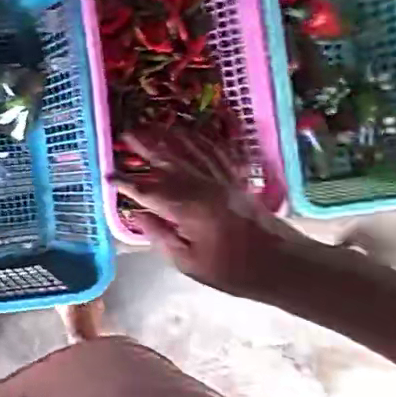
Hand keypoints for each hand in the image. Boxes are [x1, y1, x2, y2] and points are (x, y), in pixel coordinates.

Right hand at [114, 130, 310, 297]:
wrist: (288, 267)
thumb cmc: (234, 271)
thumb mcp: (188, 262)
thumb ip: (160, 235)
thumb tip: (137, 214)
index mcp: (187, 209)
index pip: (148, 191)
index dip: (125, 183)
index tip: (107, 176)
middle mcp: (204, 188)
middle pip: (169, 162)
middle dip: (145, 147)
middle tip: (125, 134)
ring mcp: (222, 183)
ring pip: (191, 153)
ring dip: (170, 138)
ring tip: (152, 126)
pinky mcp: (237, 184)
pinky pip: (217, 156)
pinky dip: (203, 142)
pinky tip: (192, 134)